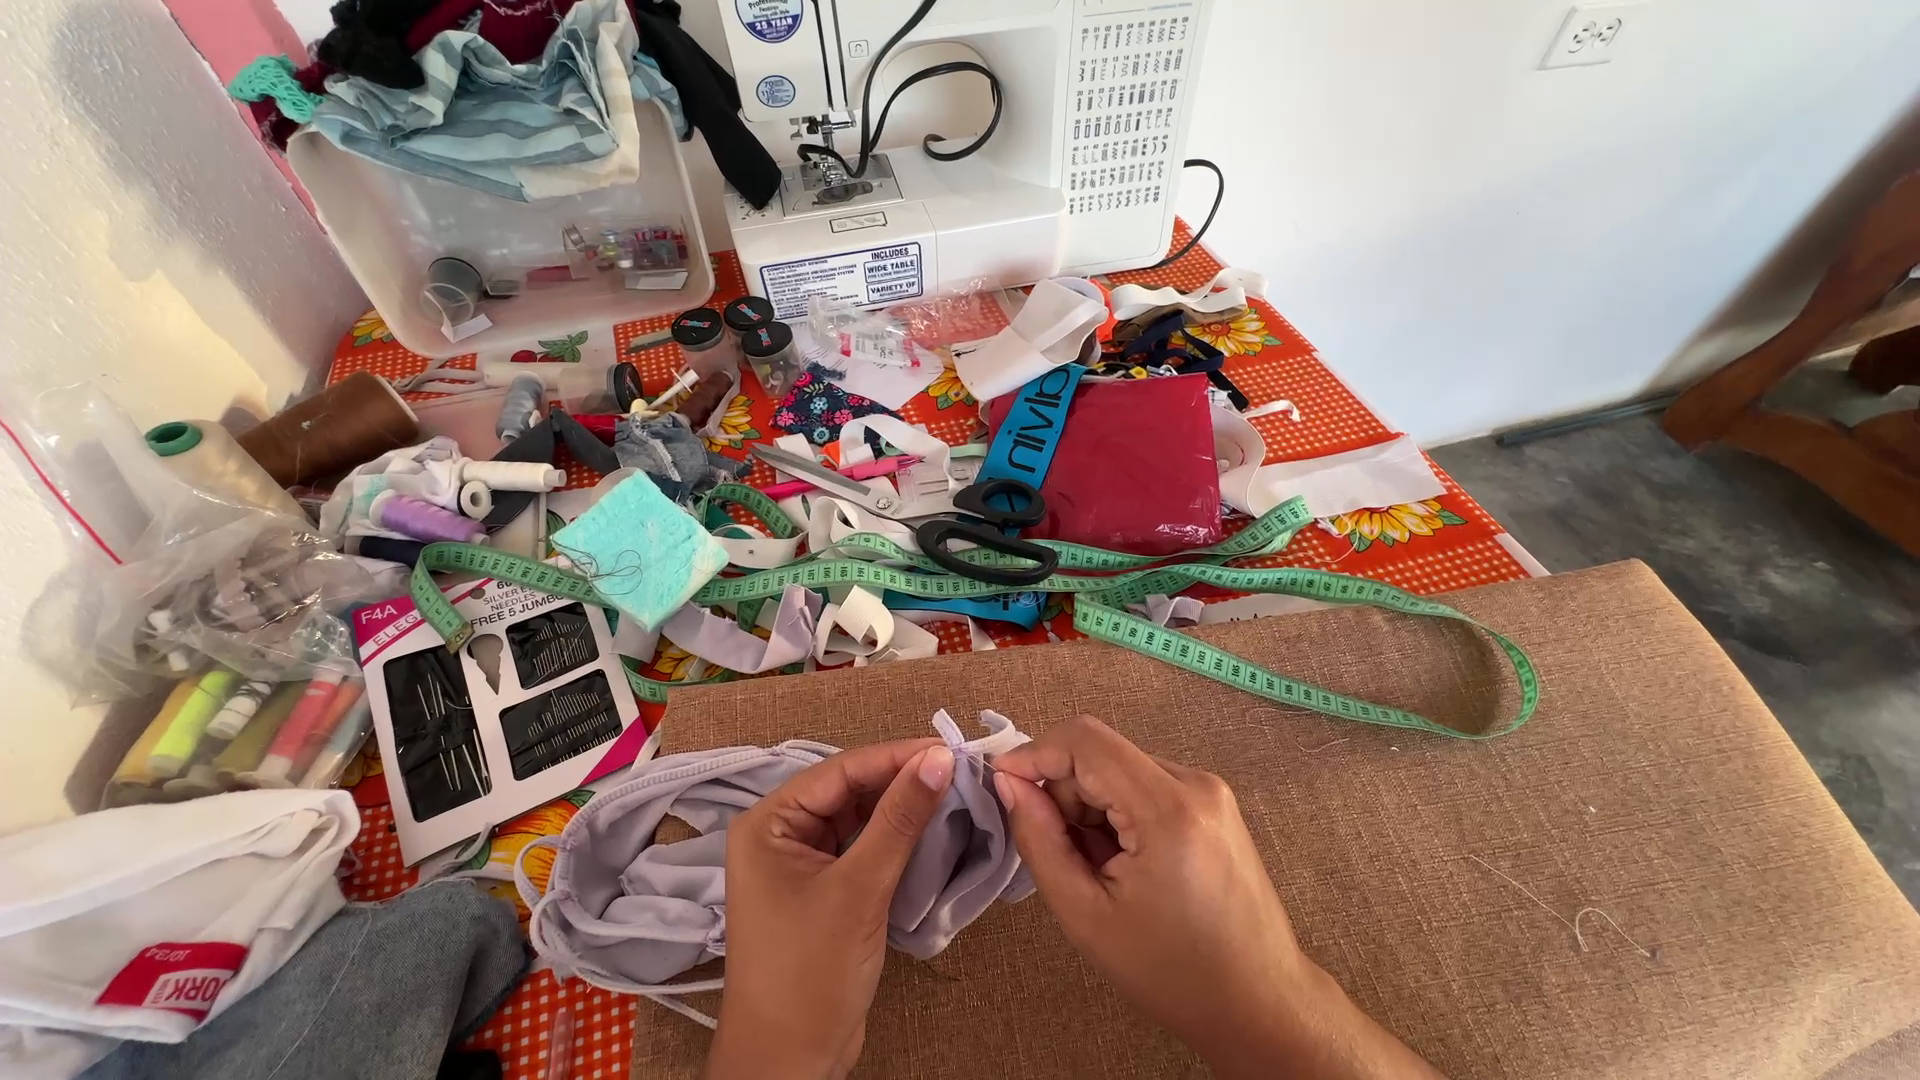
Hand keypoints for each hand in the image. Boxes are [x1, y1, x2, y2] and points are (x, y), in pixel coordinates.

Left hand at [704, 738, 955, 1079]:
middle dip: (900, 781)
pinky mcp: (824, 889)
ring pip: (859, 818)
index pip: (840, 772)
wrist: (790, 1065)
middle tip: (956, 770)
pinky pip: (862, 847)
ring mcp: (802, 863)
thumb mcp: (859, 888)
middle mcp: (781, 834)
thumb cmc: (810, 972)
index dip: (894, 757)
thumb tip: (938, 759)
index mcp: (769, 823)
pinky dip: (894, 840)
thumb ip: (899, 819)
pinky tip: (929, 829)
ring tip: (951, 792)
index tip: (946, 749)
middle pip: (849, 791)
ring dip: (900, 809)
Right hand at [992, 716, 1440, 1079]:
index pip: (1086, 740)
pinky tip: (1124, 860)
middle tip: (1059, 852)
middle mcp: (1195, 782)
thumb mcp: (1086, 915)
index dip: (1034, 753)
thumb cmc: (1171, 971)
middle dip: (1064, 791)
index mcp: (1168, 809)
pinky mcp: (1213, 800)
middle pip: (1101, 753)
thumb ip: (1039, 840)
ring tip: (1099, 867)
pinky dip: (1117, 810)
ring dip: (1090, 804)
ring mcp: (1209, 788)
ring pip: (1119, 767)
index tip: (1001, 784)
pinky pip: (1143, 782)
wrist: (1261, 1002)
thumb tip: (1007, 782)